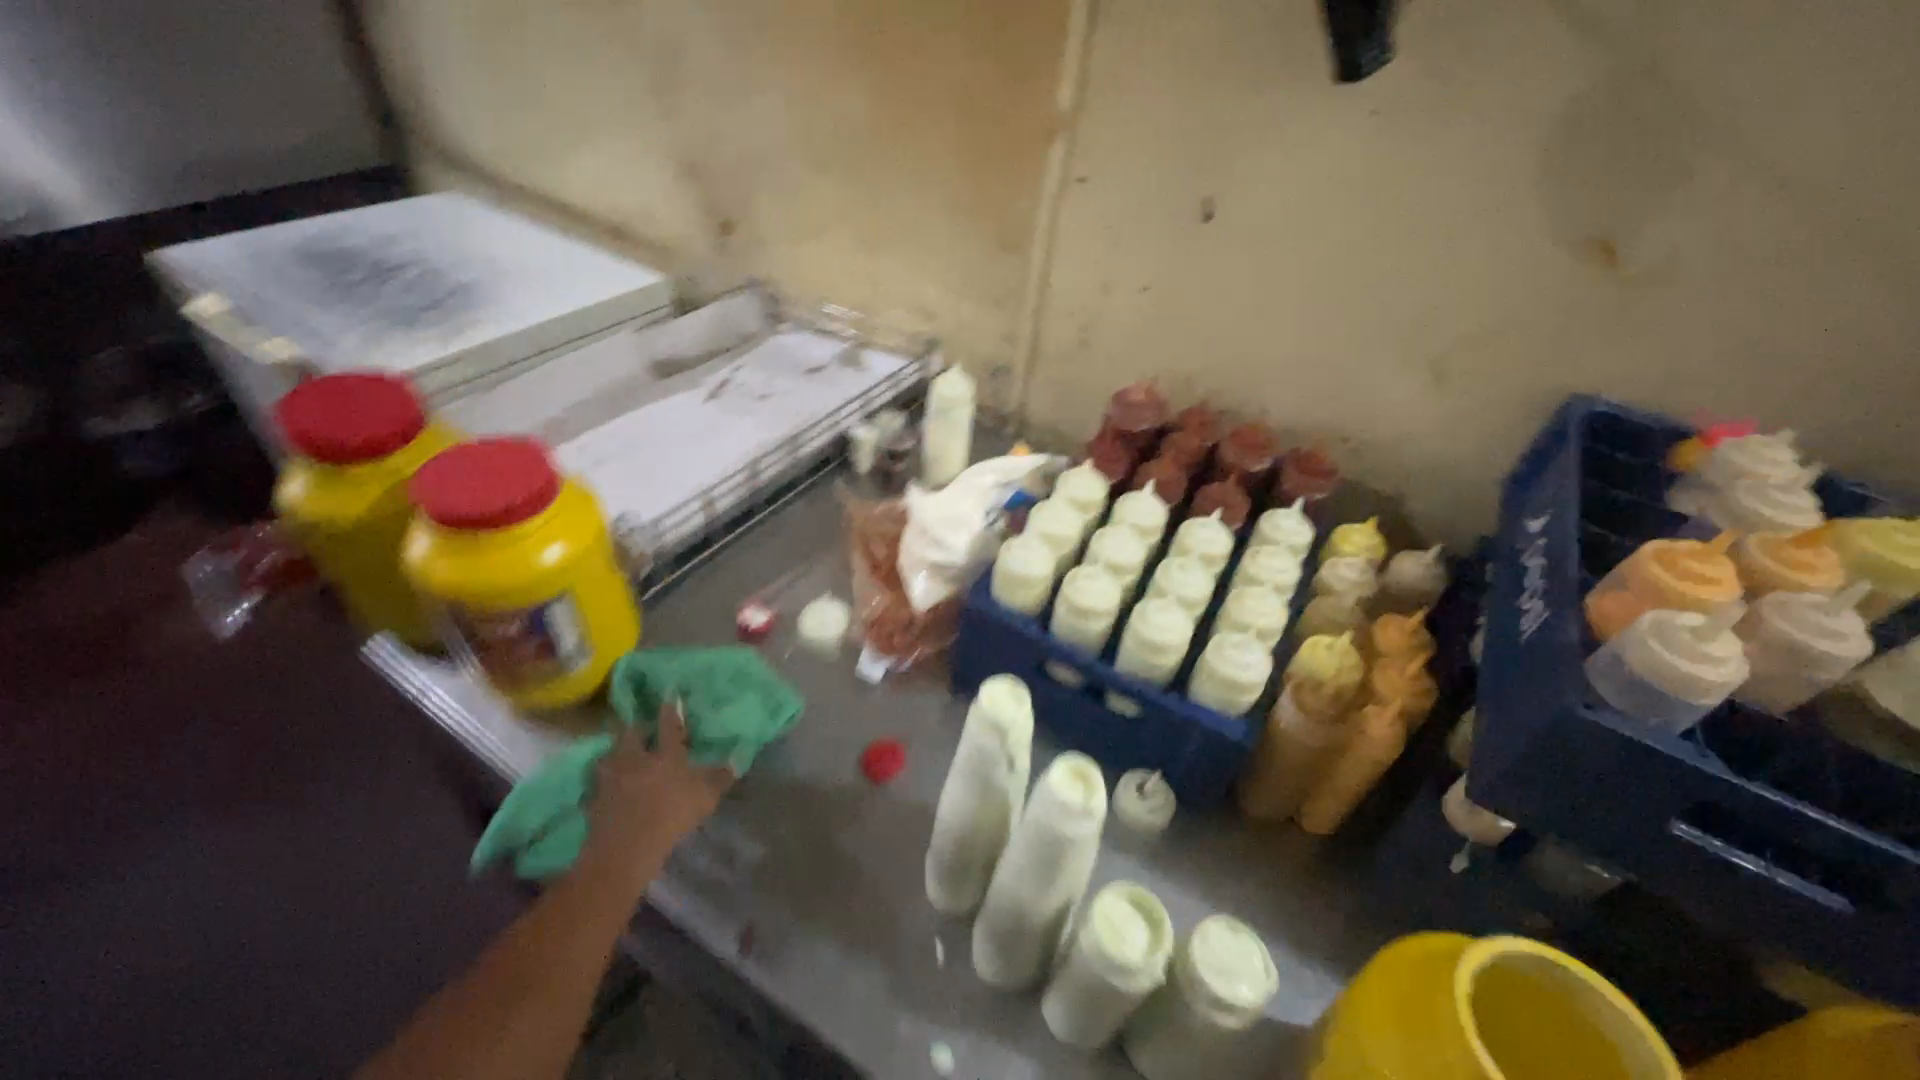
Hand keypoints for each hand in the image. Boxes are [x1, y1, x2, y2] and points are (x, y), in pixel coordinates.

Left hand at [577, 702, 734, 888]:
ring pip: (610, 754)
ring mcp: (611, 777)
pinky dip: (602, 781)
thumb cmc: (672, 816)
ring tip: (620, 755)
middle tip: (640, 727)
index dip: (671, 709)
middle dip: (636, 727)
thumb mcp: (705, 798)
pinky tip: (606, 786)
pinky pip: (598, 782)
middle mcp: (635, 758)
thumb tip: (735, 760)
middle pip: (631, 733)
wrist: (626, 846)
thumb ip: (719, 778)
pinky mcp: (594, 797)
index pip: (669, 726)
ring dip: (615, 752)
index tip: (670, 694)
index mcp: (665, 755)